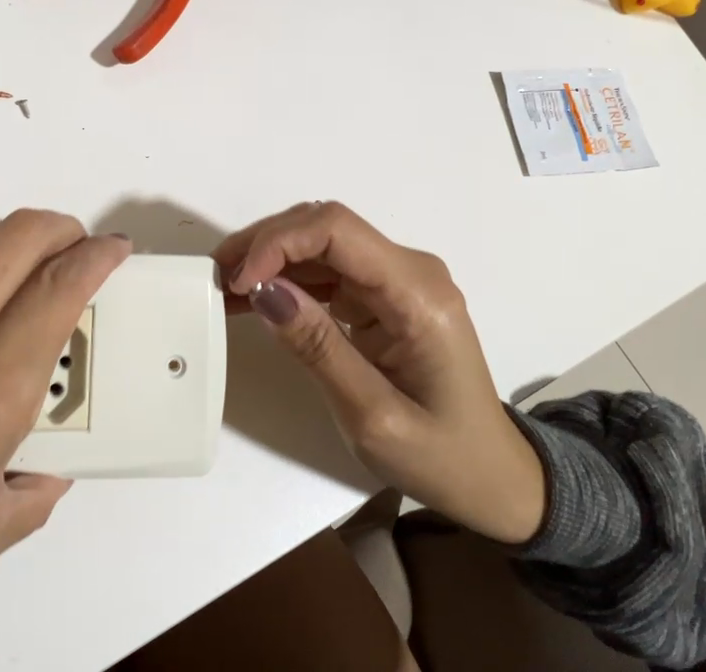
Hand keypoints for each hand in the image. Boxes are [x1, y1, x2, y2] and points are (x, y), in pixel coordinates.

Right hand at [217, 202, 544, 543]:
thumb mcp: (372, 415)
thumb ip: (318, 347)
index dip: (279, 243)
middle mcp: (410, 272)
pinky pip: (328, 272)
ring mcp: (397, 283)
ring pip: (321, 245)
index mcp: (418, 294)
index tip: (238, 282)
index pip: (338, 231)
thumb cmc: (441, 456)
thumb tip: (263, 290)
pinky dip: (286, 280)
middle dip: (266, 244)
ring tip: (221, 288)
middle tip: (214, 278)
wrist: (491, 478)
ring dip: (270, 259)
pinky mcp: (384, 299)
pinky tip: (250, 299)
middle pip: (326, 227)